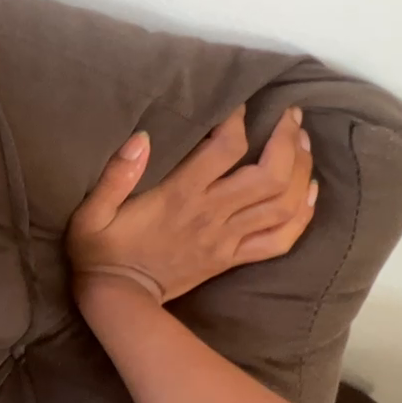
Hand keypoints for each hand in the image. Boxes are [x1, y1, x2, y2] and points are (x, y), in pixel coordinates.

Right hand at [67, 106, 316, 307]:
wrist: (117, 298)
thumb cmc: (100, 250)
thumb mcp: (92, 211)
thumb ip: (116, 174)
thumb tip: (142, 137)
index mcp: (180, 197)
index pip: (224, 150)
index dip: (238, 121)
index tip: (241, 103)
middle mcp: (212, 215)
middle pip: (269, 174)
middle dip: (287, 140)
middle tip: (291, 115)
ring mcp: (227, 240)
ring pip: (283, 204)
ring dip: (301, 170)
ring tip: (304, 142)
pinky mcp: (232, 259)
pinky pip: (281, 239)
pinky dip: (303, 215)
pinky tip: (309, 193)